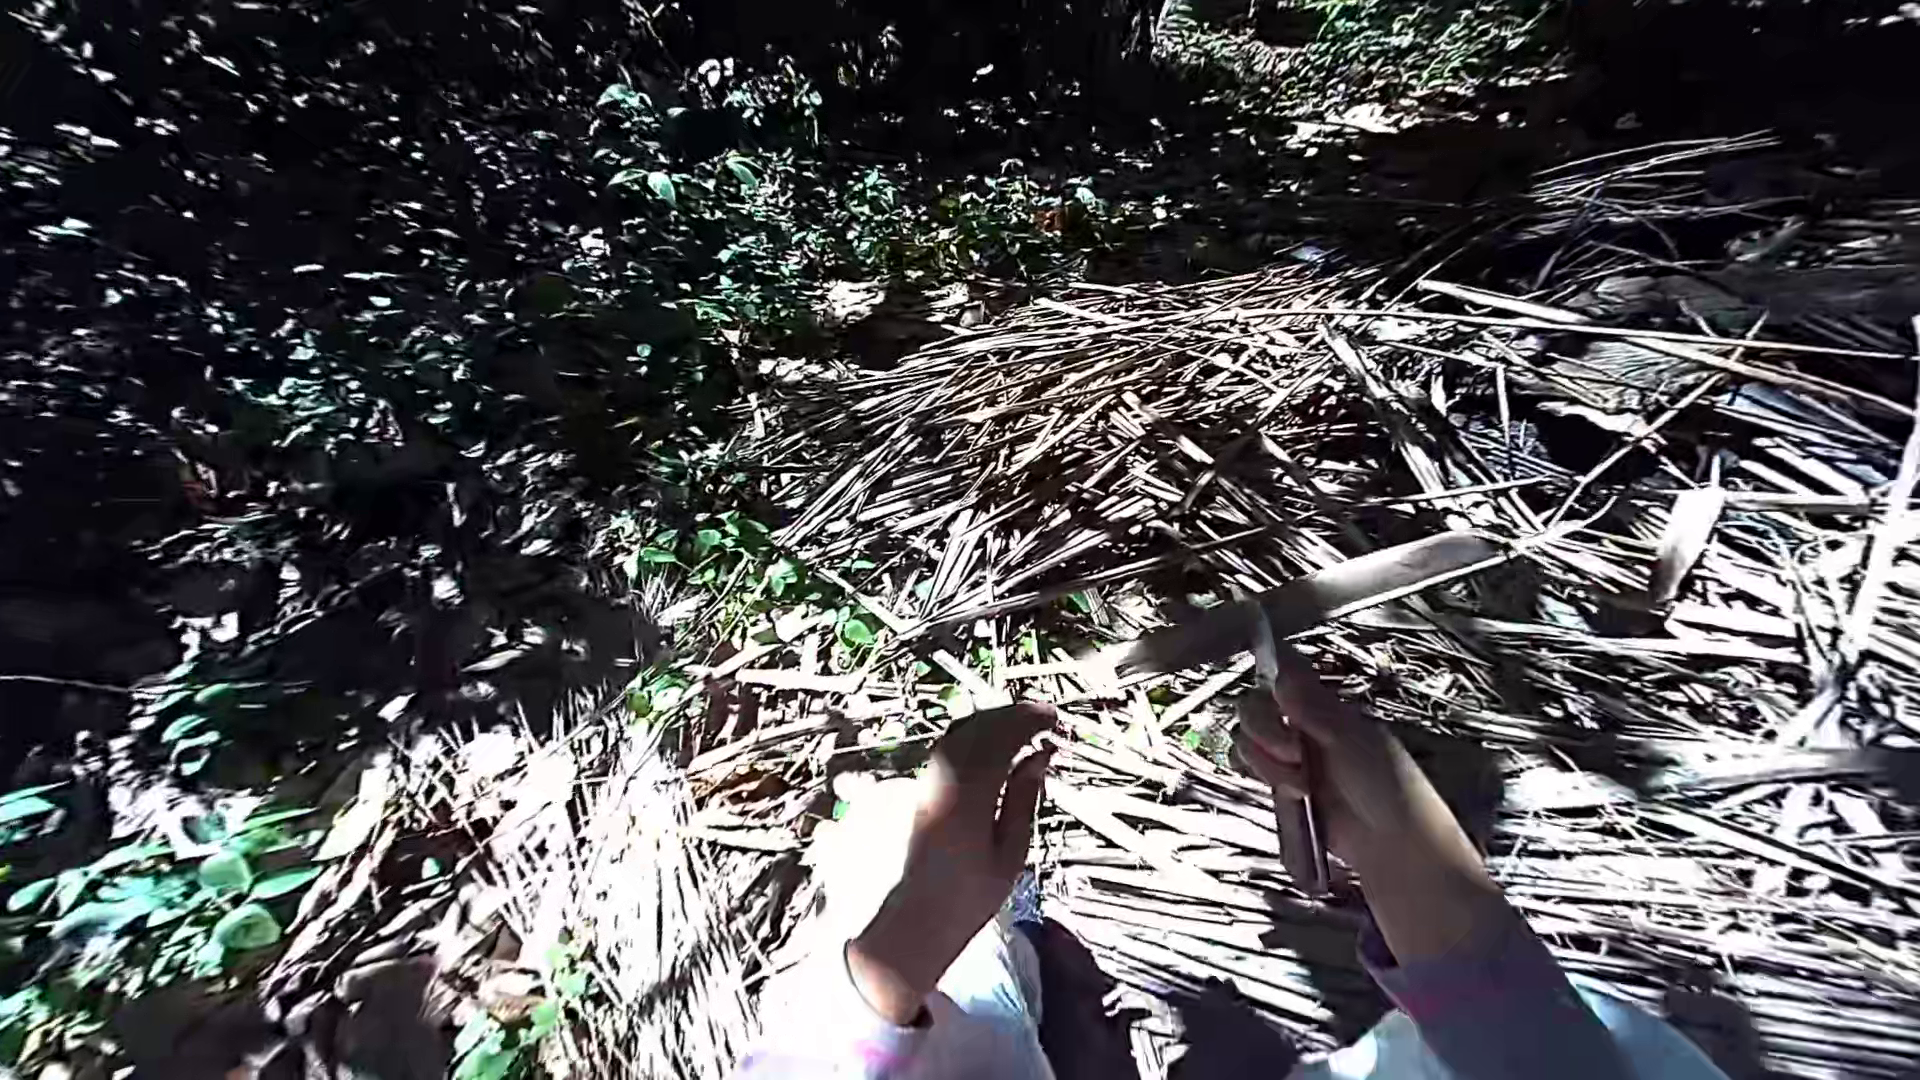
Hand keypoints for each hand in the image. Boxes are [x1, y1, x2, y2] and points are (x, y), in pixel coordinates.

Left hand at [847, 702, 1055, 1023]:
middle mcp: (946, 773)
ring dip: (997, 718)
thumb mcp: (1010, 850)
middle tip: (1044, 716)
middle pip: (984, 724)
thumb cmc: (970, 892)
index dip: (1030, 720)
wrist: (918, 913)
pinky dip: (978, 729)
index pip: (1004, 736)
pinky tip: (995, 738)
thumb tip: (1040, 756)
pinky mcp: (924, 778)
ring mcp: (931, 773)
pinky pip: (954, 739)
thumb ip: (1024, 796)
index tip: (1053, 717)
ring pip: (966, 727)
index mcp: (971, 790)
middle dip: (1016, 714)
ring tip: (1025, 723)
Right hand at [1231, 646, 1427, 869]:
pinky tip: (1282, 788)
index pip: (1280, 672)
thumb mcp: (1354, 740)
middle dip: (1264, 729)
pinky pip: (1242, 761)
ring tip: (1299, 784)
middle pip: (1252, 704)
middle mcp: (1296, 721)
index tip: (1275, 701)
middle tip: (1293, 752)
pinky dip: (1254, 770)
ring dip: (1265, 759)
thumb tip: (1281, 671)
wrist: (1393, 845)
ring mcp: (1284, 750)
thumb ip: (1313, 706)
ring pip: (1244, 734)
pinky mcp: (1274, 778)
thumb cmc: (1387, 786)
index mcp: (1319, 705)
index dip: (1268, 677)